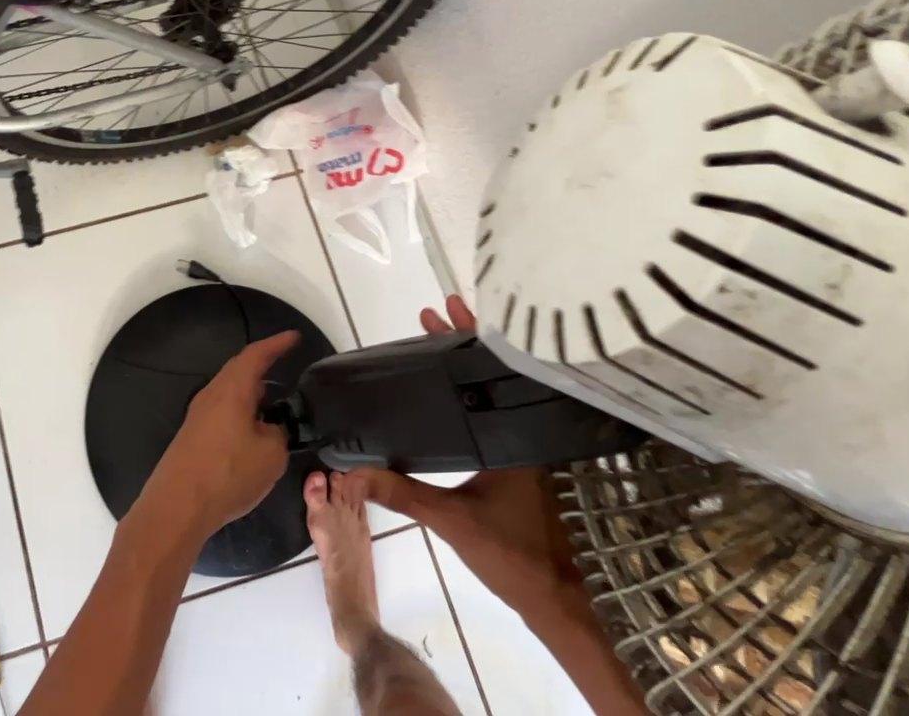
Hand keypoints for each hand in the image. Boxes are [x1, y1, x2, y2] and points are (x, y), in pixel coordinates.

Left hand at [138, 330, 296, 541]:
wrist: (178, 505)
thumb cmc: (228, 473)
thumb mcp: (271, 454)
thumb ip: (278, 433)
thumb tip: (271, 428)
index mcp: (231, 389)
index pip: (256, 355)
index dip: (277, 344)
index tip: (294, 337)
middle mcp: (211, 395)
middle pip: (238, 371)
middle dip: (262, 366)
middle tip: (284, 366)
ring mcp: (198, 415)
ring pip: (229, 393)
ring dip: (251, 393)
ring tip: (274, 403)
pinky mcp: (193, 436)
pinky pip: (222, 412)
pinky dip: (241, 413)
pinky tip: (252, 431)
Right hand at [355, 296, 583, 615]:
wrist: (554, 600)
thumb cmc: (512, 555)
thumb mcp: (452, 521)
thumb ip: (402, 493)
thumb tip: (354, 472)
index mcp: (515, 440)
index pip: (492, 374)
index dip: (469, 338)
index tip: (447, 309)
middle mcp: (524, 439)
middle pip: (494, 376)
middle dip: (465, 344)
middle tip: (435, 315)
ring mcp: (524, 453)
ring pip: (495, 397)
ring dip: (469, 369)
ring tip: (439, 342)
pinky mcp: (518, 470)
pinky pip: (494, 419)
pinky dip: (473, 399)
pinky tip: (451, 398)